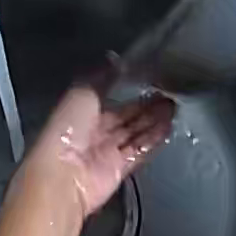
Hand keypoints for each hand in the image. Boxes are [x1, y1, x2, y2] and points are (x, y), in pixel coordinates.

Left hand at [0, 84, 174, 235]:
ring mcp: (107, 151)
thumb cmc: (68, 128)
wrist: (62, 177)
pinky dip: (153, 139)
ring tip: (172, 107)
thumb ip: (104, 76)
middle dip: (146, 105)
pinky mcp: (119, 169)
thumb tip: (116, 58)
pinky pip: (139, 150)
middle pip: (126, 115)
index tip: (148, 77)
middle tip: (167, 93)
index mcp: (83, 110)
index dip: (128, 87)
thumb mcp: (84, 90)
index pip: (110, 95)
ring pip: (135, 131)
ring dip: (153, 119)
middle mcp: (95, 130)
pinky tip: (167, 127)